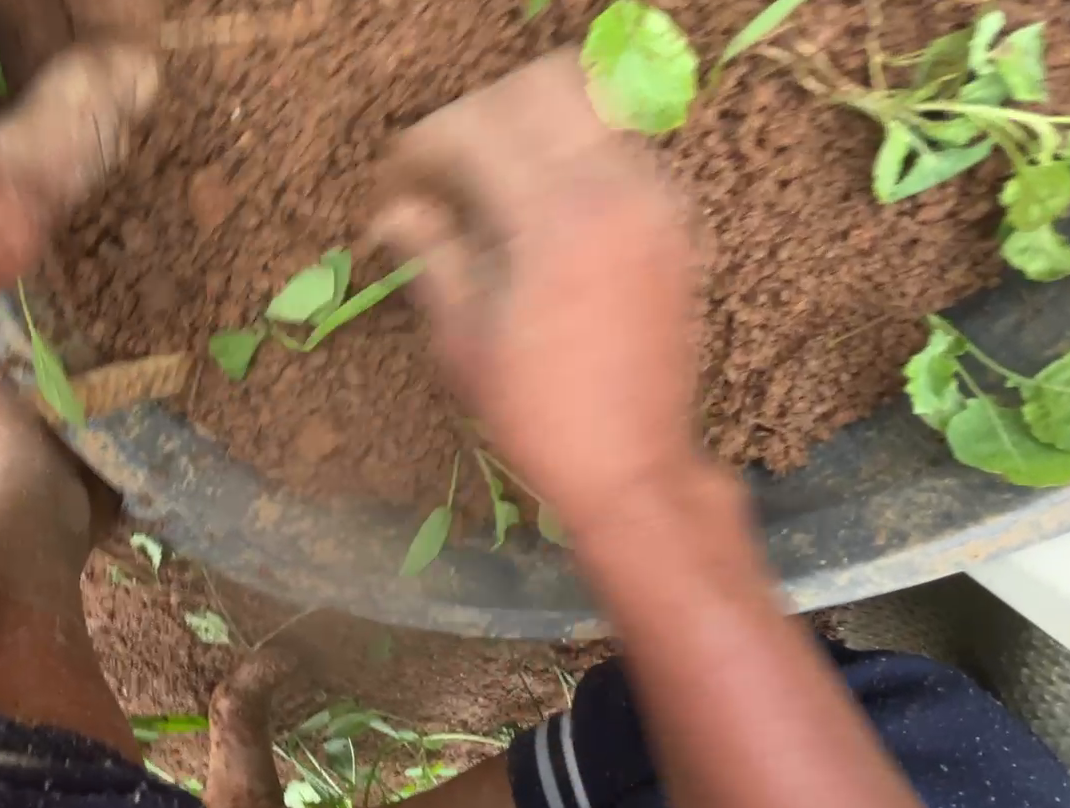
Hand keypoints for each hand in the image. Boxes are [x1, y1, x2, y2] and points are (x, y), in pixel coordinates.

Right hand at [374, 52, 699, 533]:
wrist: (631, 462)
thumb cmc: (533, 416)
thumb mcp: (464, 344)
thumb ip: (432, 259)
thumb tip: (393, 213)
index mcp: (549, 223)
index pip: (477, 129)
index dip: (425, 144)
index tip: (398, 178)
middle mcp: (614, 190)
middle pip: (542, 84)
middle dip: (480, 113)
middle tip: (444, 166)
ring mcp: (656, 201)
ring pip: (591, 105)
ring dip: (529, 126)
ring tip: (490, 181)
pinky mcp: (676, 222)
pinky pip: (621, 148)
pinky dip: (572, 155)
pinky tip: (541, 208)